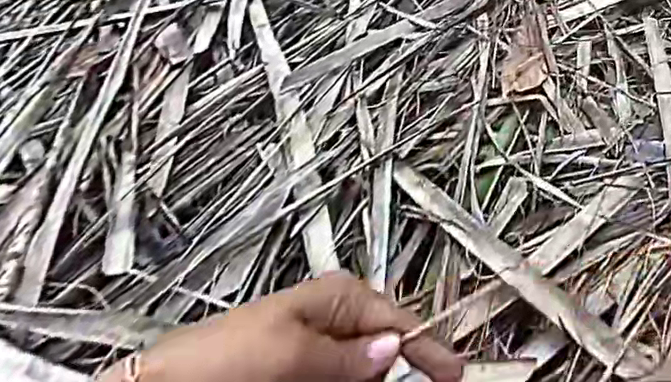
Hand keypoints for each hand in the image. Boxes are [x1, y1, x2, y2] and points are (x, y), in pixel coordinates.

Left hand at [111, 273, 464, 381]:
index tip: (453, 372)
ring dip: (370, 381)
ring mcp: (310, 352)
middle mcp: (331, 320)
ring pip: (356, 372)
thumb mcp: (289, 354)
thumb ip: (345, 355)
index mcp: (339, 297)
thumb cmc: (217, 359)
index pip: (398, 322)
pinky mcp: (291, 376)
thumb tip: (393, 350)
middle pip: (380, 350)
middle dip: (397, 371)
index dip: (427, 348)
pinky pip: (333, 380)